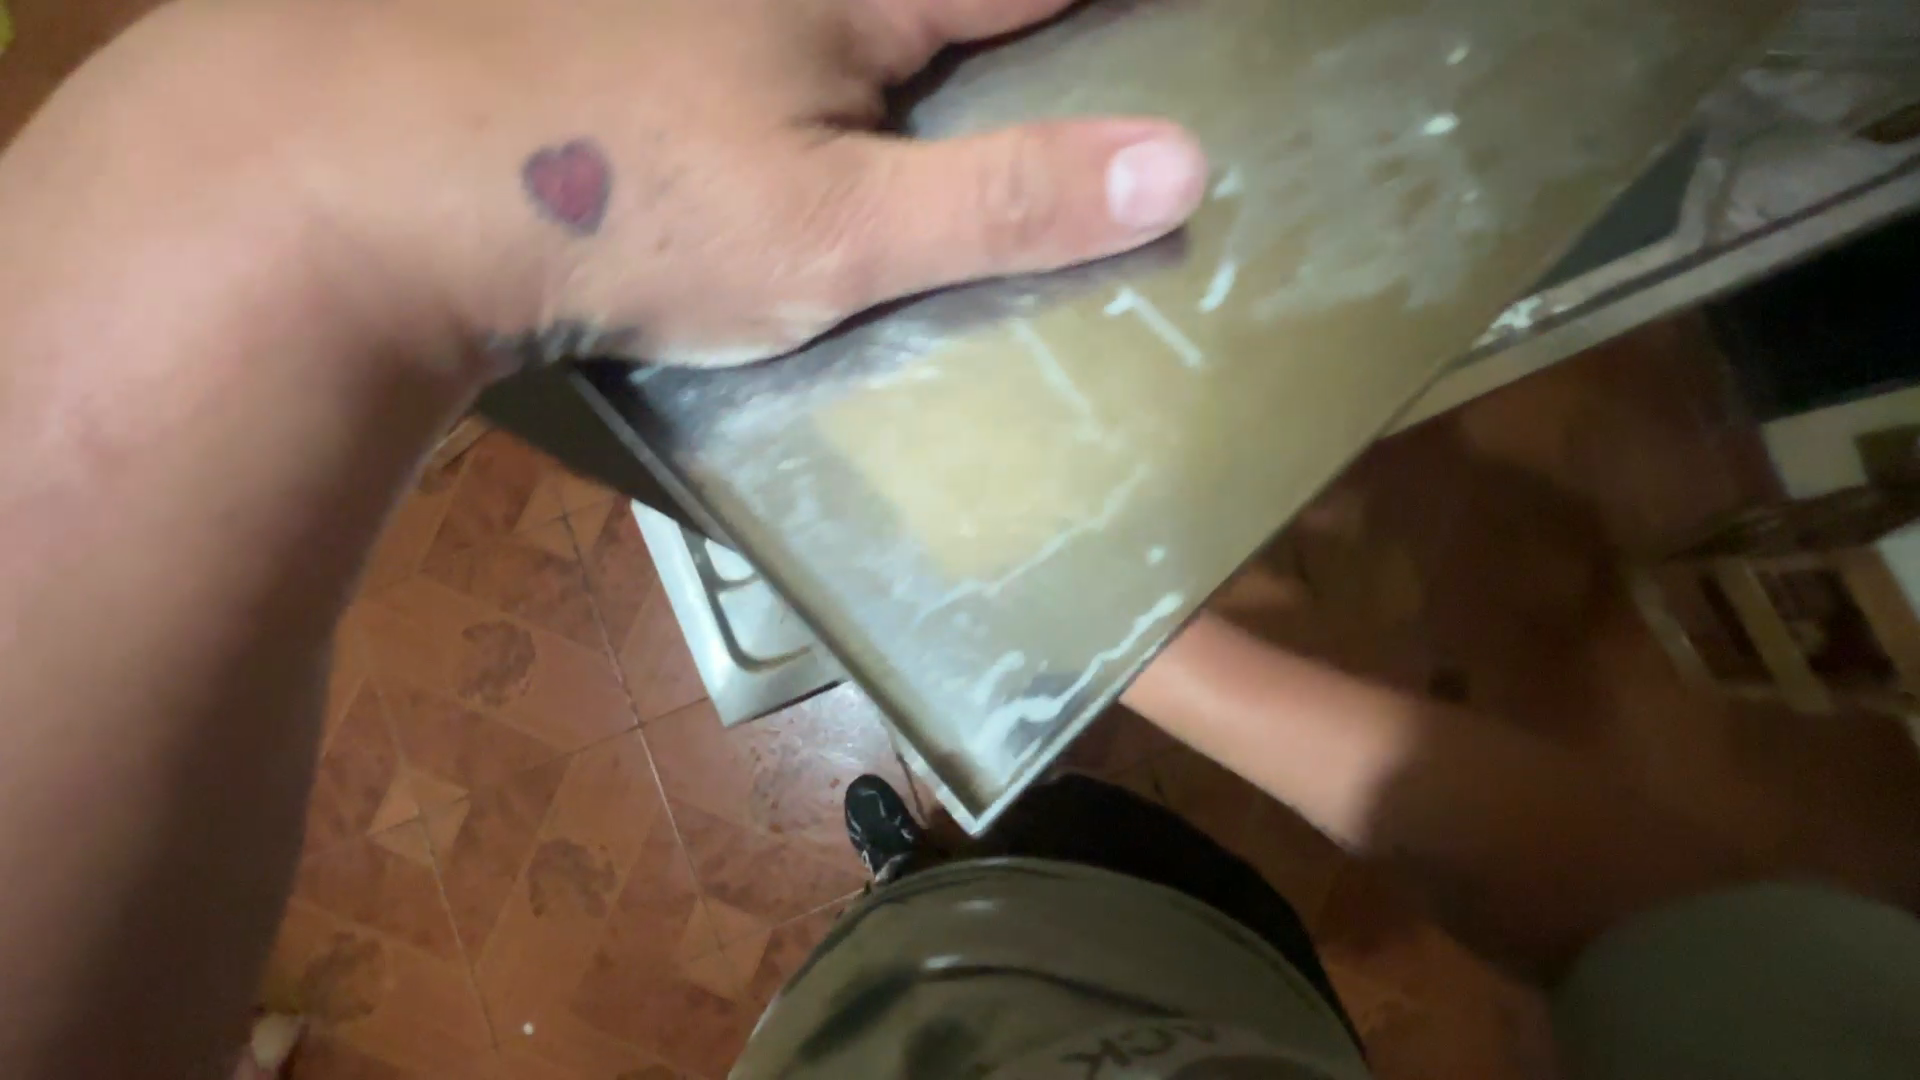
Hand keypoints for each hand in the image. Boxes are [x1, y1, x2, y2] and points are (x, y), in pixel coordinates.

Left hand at [118, 0, 1206, 369]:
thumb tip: (1183, 168)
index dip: (1132, 17)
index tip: (1189, 42)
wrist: (384, 181)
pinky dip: (862, 66)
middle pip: (965, 2)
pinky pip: (801, 43)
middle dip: (1033, 43)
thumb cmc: (633, 211)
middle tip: (1085, 68)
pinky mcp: (664, 23)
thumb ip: (1009, 201)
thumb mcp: (841, 235)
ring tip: (986, 86)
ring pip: (884, 24)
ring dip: (947, 57)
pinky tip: (871, 86)